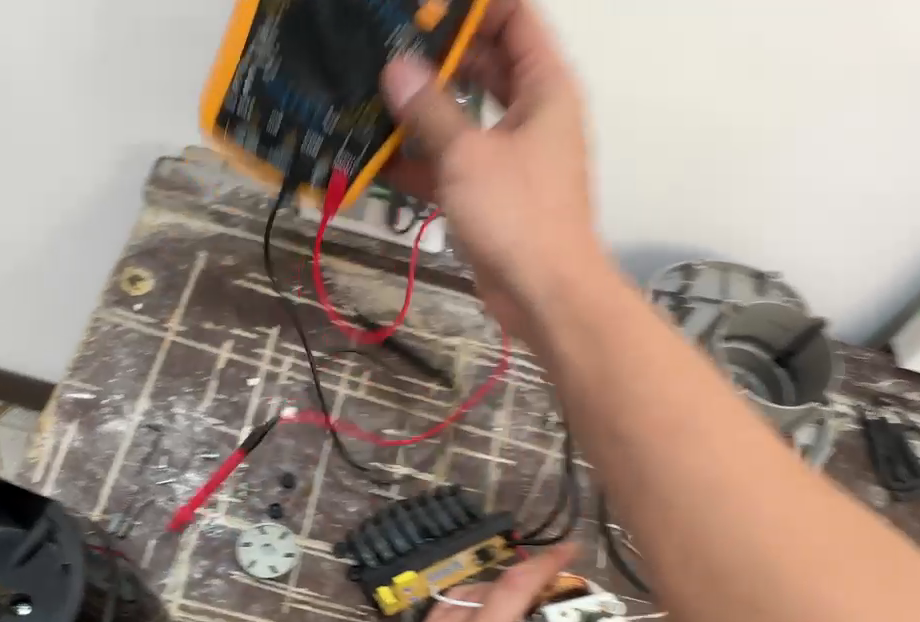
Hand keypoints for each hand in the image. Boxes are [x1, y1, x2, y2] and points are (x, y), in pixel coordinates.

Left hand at [371, 545, 622, 621]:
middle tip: (552, 591)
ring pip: (460, 595)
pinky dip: (468, 608)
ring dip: (492, 592)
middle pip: (486, 587)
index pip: (511, 589)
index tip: (570, 548)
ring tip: (522, 607)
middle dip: (521, 580)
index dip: (543, 563)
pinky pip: (442, 612)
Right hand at [379, 0, 605, 329]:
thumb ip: (429, 110)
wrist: (544, 295)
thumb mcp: (467, 155)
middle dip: (438, 57)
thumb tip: (397, 69)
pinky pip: (455, 164)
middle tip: (388, 53)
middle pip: (485, 65)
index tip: (423, 11)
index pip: (514, 17)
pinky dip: (424, 161)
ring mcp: (511, 157)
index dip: (472, 8)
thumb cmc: (518, 216)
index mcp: (544, 87)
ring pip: (465, 118)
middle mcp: (531, 115)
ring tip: (375, 99)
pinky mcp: (492, 196)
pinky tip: (381, 158)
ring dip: (424, 112)